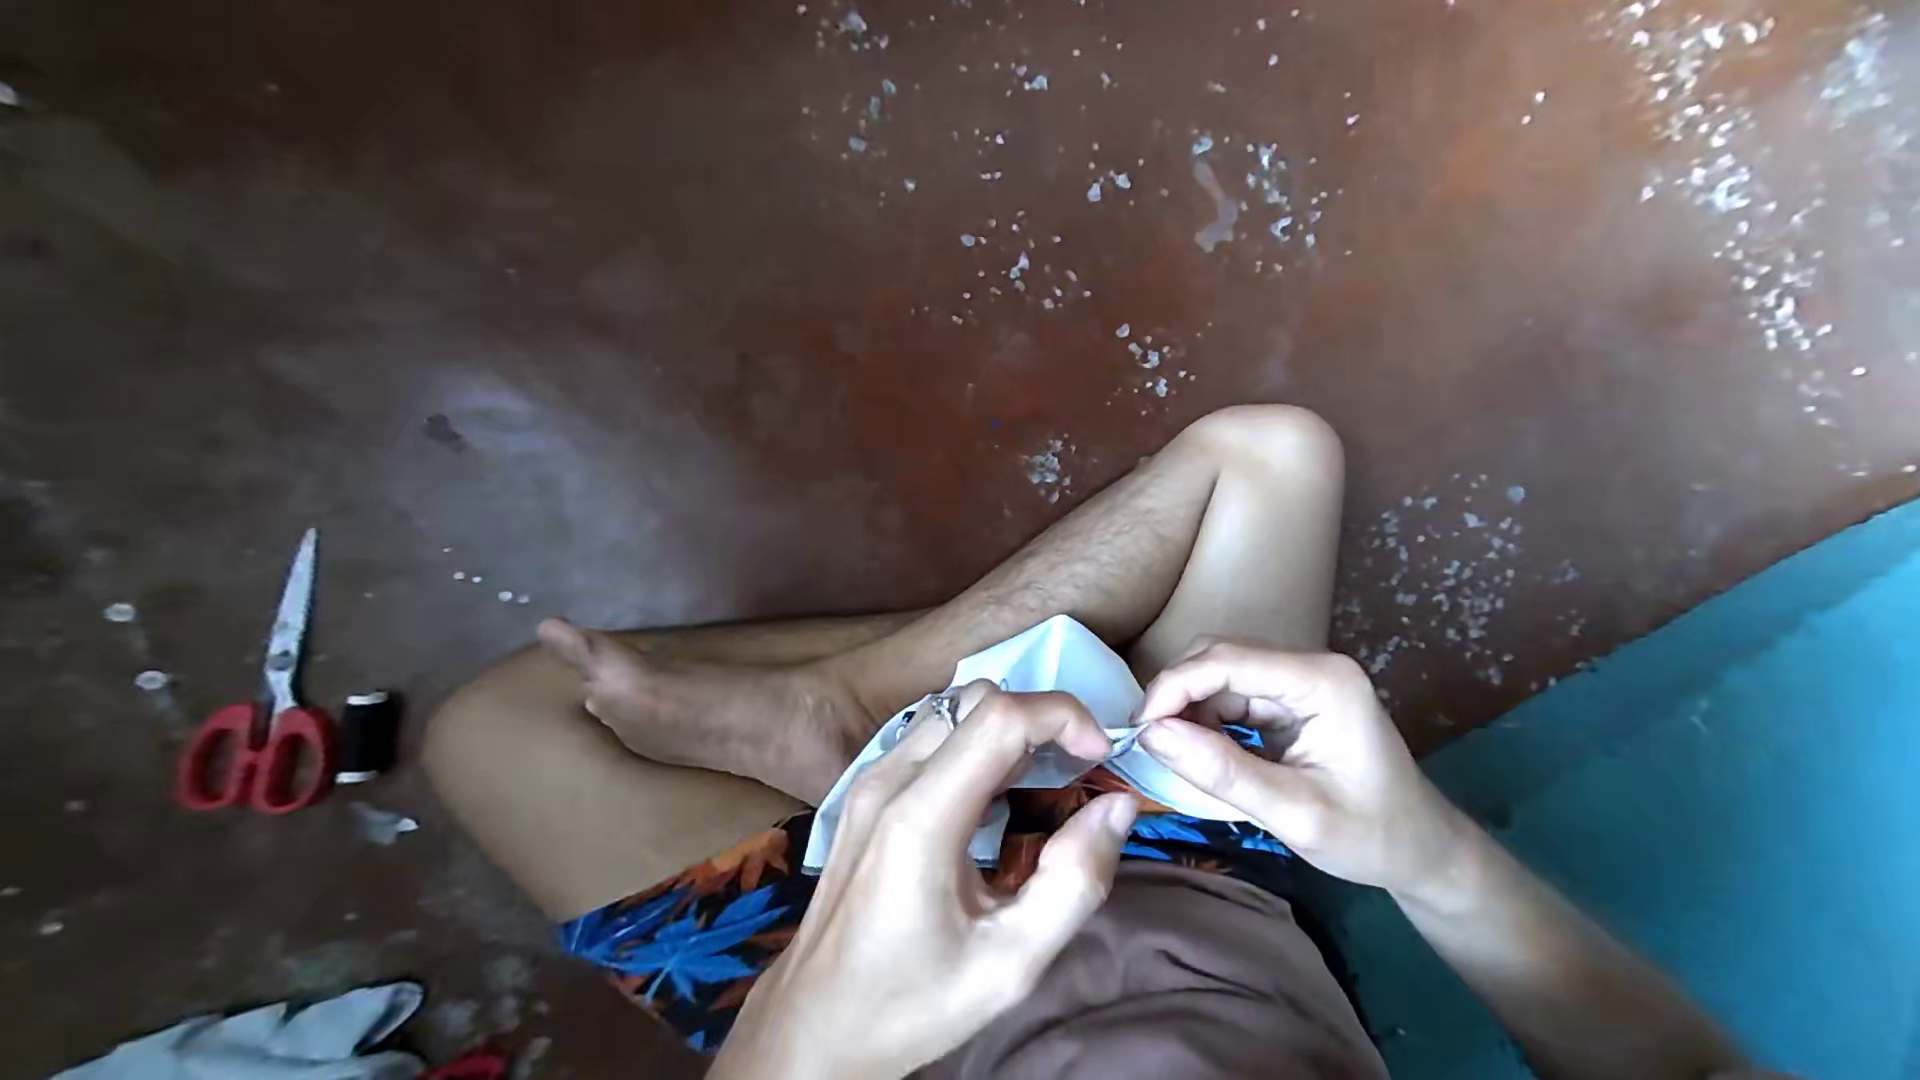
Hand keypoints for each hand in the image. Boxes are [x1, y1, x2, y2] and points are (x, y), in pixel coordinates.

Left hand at [711, 684, 1138, 1079]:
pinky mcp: (866, 785)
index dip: (1061, 716)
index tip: (1098, 755)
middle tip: (1076, 767)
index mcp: (920, 818)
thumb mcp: (1011, 965)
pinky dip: (976, 737)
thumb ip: (1075, 881)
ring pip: (952, 707)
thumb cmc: (912, 1001)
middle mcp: (890, 778)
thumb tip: (1117, 806)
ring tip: (1041, 776)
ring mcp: (871, 776)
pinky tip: (993, 788)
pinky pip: (931, 731)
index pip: (999, 717)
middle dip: (1040, 716)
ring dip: (1008, 724)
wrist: (814, 1022)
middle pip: (976, 699)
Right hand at [1135, 642, 1472, 898]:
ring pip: (1217, 673)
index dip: (1174, 687)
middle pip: (1217, 657)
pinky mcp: (1288, 696)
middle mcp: (1308, 665)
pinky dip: (1204, 718)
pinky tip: (1201, 749)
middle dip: (1176, 694)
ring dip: (1187, 707)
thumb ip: (1222, 772)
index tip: (1140, 730)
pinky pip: (1229, 693)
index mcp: (1322, 681)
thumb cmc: (1372, 837)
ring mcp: (1298, 678)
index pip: (1226, 660)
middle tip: (1150, 741)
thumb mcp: (1295, 815)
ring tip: (1175, 751)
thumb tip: (1150, 735)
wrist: (1423, 852)